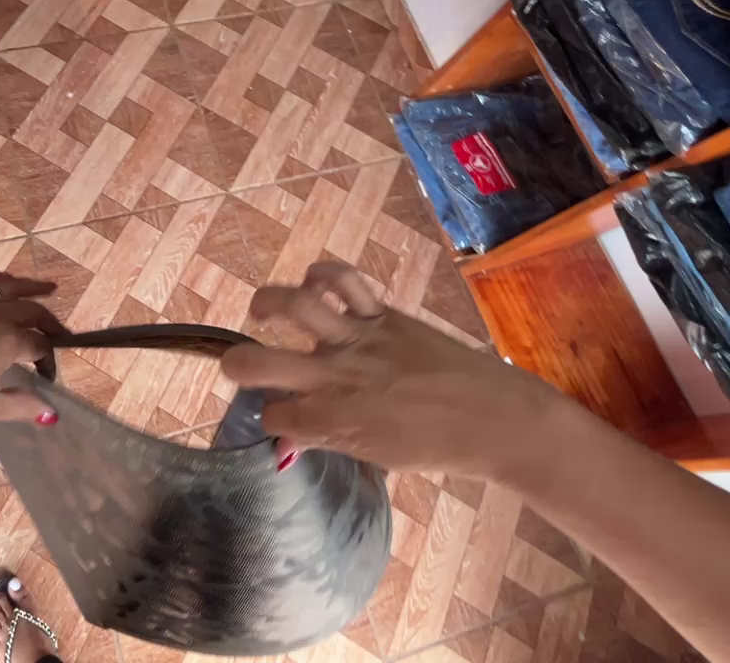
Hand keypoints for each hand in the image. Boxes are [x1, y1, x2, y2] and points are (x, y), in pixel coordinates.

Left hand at [0, 269, 67, 426]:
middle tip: (58, 337)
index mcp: (8, 341)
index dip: (48, 361)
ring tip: (51, 289)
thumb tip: (50, 412)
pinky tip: (6, 282)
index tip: (46, 376)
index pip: (40, 345)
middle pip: (33, 312)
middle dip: (49, 325)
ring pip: (11, 288)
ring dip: (33, 289)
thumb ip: (23, 405)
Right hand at [223, 261, 583, 480]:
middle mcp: (336, 376)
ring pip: (296, 306)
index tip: (279, 417)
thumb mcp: (375, 455)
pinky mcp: (382, 314)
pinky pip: (344, 280)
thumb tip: (289, 437)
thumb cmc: (434, 446)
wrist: (494, 419)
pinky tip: (313, 282)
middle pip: (260, 363)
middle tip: (235, 365)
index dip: (271, 417)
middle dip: (236, 364)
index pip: (275, 415)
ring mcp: (358, 339)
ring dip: (267, 302)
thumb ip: (326, 438)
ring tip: (260, 308)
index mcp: (334, 420)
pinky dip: (322, 274)